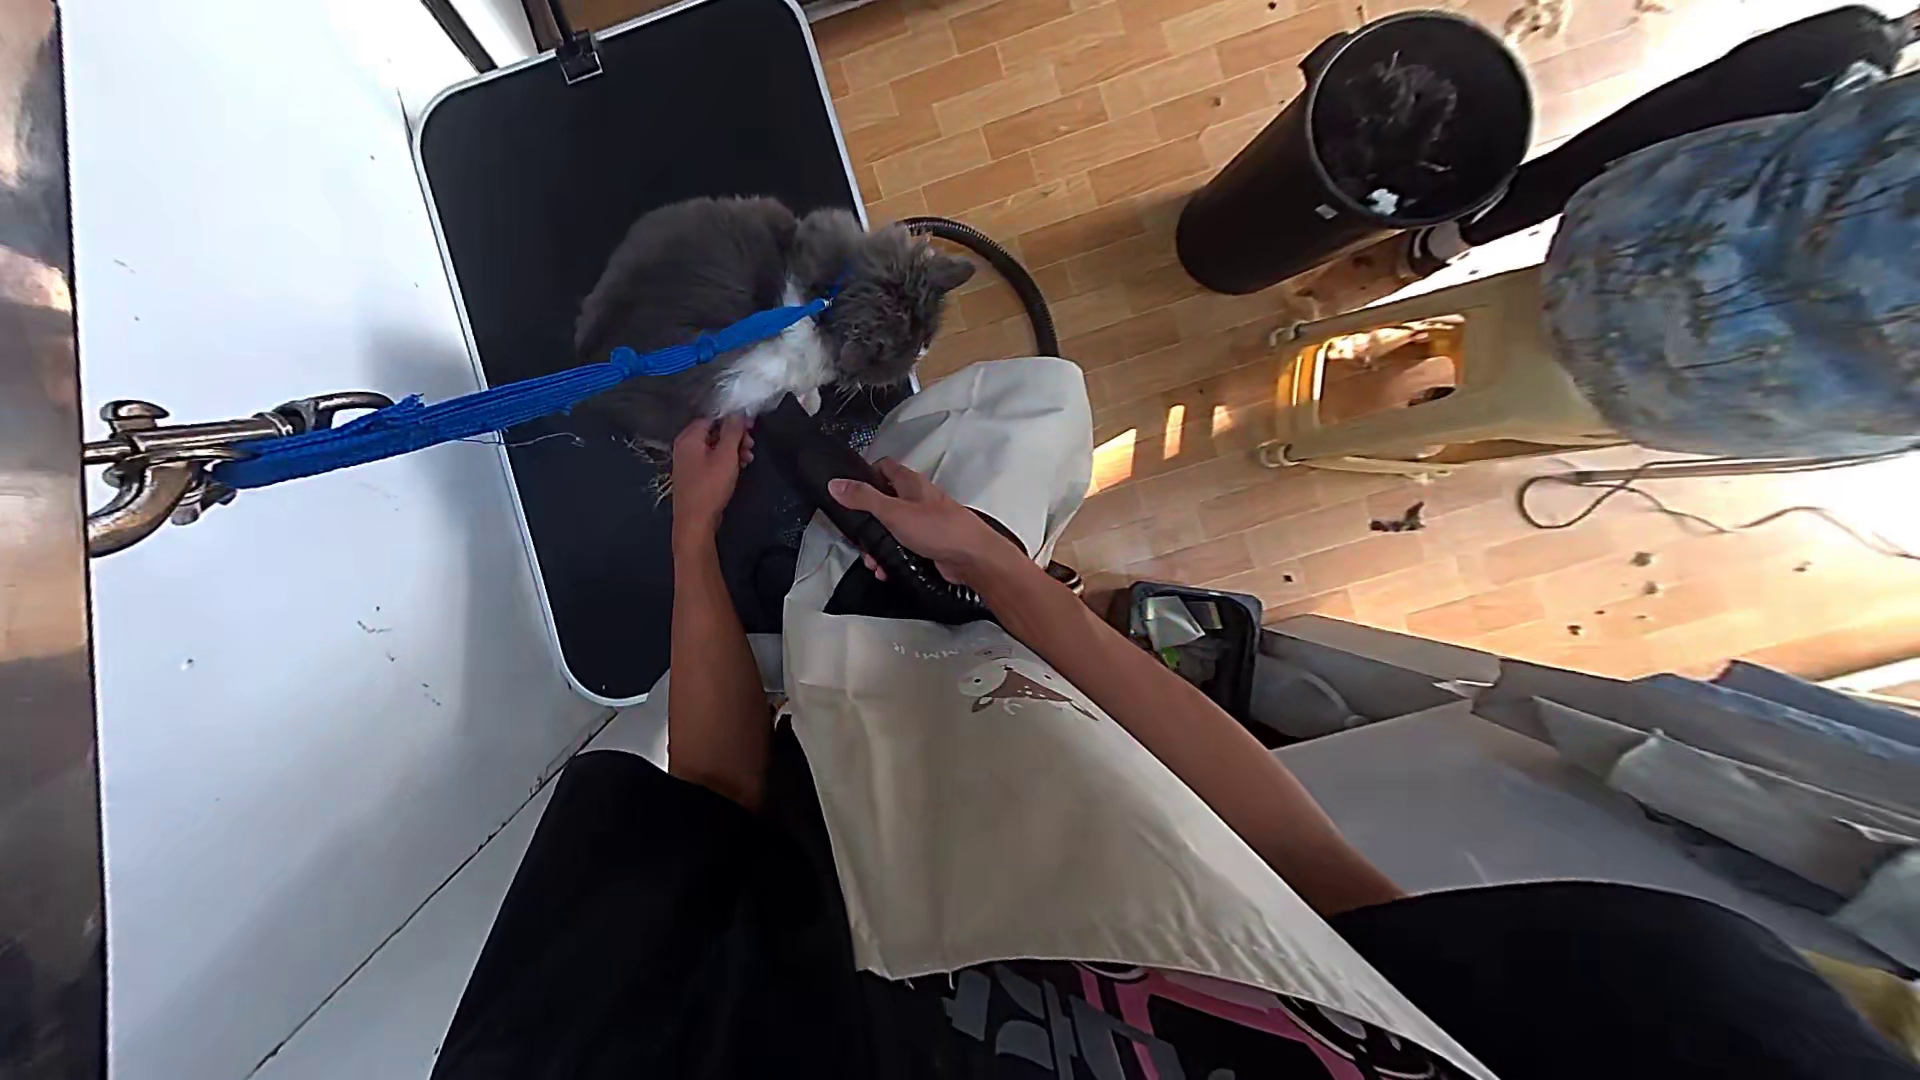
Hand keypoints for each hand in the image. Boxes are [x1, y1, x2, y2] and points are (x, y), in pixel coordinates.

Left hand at [671, 416, 752, 539]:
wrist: (696, 519)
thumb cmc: (710, 487)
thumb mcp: (726, 456)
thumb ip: (732, 431)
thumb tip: (737, 413)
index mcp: (689, 438)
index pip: (712, 418)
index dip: (733, 420)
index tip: (750, 426)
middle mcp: (685, 446)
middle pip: (713, 431)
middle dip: (735, 436)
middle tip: (750, 444)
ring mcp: (688, 461)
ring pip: (714, 446)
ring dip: (733, 449)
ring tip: (748, 457)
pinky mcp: (694, 474)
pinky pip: (711, 459)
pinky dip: (725, 460)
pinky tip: (739, 467)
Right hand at [828, 458, 1020, 587]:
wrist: (973, 558)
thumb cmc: (942, 530)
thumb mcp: (894, 512)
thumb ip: (864, 498)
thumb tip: (838, 485)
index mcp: (911, 484)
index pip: (884, 467)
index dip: (865, 475)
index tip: (849, 489)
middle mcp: (918, 500)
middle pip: (884, 502)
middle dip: (868, 522)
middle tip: (860, 536)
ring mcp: (925, 522)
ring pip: (893, 529)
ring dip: (879, 544)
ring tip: (874, 559)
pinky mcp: (929, 543)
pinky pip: (904, 548)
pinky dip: (893, 557)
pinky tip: (888, 568)